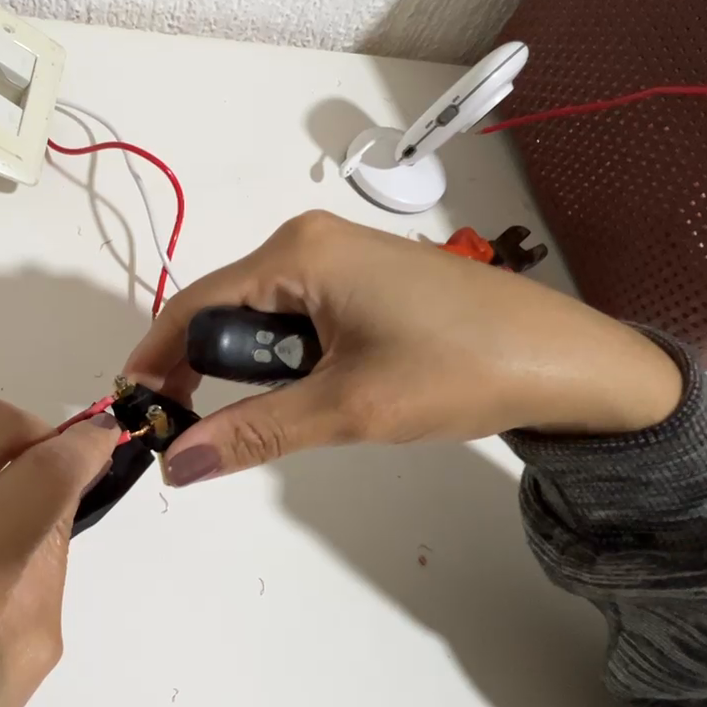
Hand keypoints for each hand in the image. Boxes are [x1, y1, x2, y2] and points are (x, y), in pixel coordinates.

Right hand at [124, 211, 682, 484]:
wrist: (571, 362)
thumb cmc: (458, 371)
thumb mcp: (347, 408)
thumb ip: (253, 433)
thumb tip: (174, 465)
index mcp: (296, 254)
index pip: (194, 305)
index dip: (156, 358)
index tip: (135, 410)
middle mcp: (307, 241)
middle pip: (222, 308)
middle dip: (202, 368)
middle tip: (192, 428)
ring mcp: (336, 256)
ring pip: (257, 316)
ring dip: (248, 368)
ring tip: (260, 416)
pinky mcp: (360, 278)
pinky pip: (293, 315)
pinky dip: (281, 357)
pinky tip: (303, 389)